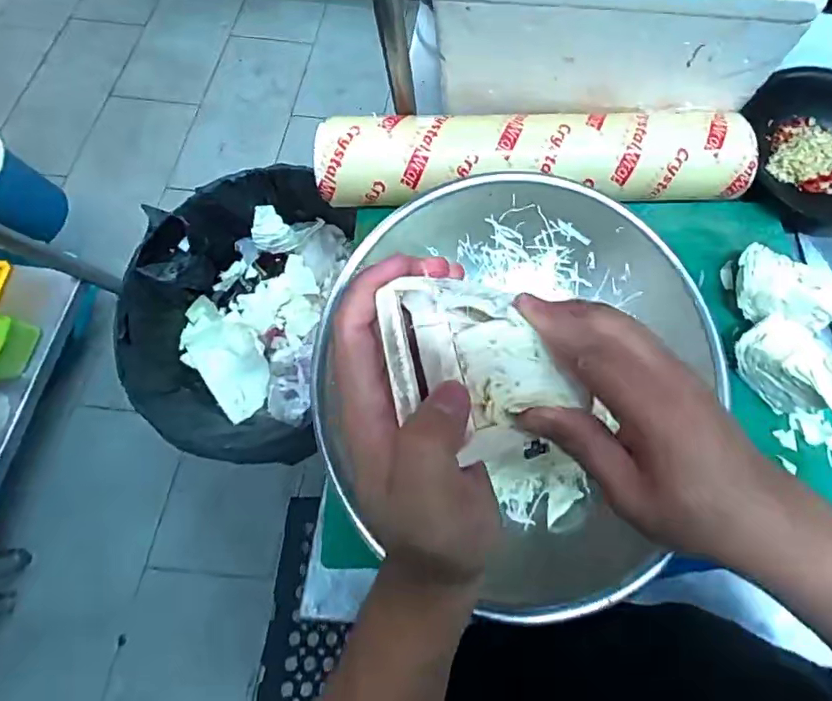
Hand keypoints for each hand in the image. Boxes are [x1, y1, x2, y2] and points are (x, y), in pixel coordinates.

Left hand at [331, 255, 499, 589]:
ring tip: (465, 282)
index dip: (369, 289)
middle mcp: (380, 392)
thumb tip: (448, 385)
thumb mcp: (424, 494)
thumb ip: (428, 440)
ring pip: (409, 332)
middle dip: (404, 283)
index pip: (350, 332)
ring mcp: (408, 397)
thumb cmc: (428, 534)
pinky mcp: (435, 404)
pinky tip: (482, 321)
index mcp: (362, 407)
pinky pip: (440, 354)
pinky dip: (455, 329)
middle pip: (378, 321)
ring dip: (431, 300)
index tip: (409, 264)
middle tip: (449, 269)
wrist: (445, 567)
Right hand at [515, 295, 802, 565]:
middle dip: (564, 310)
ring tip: (546, 313)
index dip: (555, 328)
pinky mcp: (681, 371)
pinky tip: (585, 333)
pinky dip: (603, 323)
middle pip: (609, 324)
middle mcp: (664, 373)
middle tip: (524, 305)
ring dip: (583, 312)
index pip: (593, 351)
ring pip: (624, 323)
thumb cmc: (693, 512)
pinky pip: (635, 333)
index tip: (521, 311)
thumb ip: (581, 443)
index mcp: (651, 404)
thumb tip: (529, 411)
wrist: (762, 512)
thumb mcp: (628, 492)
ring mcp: (677, 367)